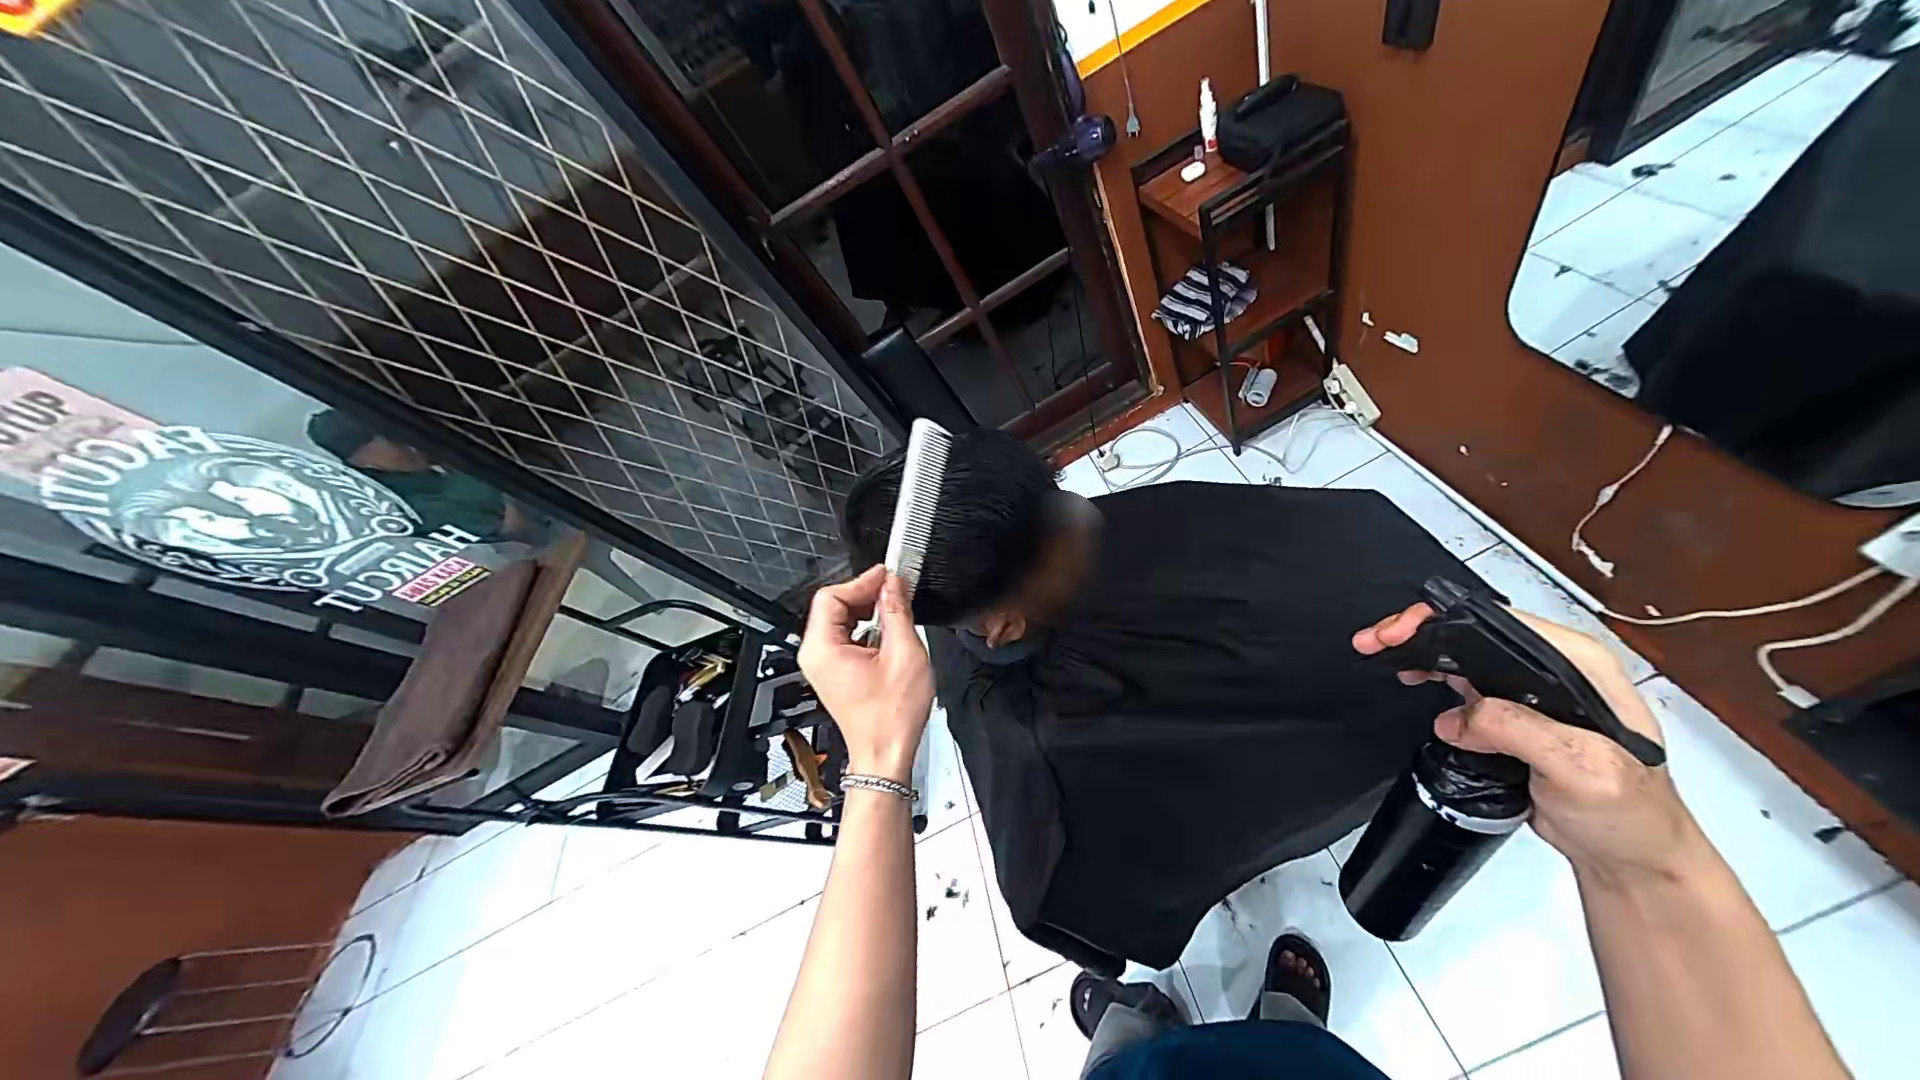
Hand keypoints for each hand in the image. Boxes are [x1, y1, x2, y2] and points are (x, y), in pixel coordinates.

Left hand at [798, 565, 934, 784]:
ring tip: (896, 609)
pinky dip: (866, 627)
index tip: (887, 576)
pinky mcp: (835, 672)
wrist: (886, 755)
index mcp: (823, 649)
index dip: (862, 581)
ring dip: (867, 610)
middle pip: (833, 605)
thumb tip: (893, 585)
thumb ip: (897, 611)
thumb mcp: (904, 654)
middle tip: (894, 590)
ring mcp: (824, 665)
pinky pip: (845, 636)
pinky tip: (889, 631)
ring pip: (840, 620)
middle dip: (865, 594)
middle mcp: (816, 655)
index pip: (832, 596)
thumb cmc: (890, 718)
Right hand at [1355, 603, 1708, 888]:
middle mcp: (1554, 668)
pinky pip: (1460, 682)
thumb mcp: (1586, 770)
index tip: (1400, 633)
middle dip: (1417, 630)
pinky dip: (1427, 675)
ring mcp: (1530, 689)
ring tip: (1378, 653)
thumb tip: (1460, 715)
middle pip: (1471, 631)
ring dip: (1417, 650)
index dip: (1441, 621)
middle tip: (1375, 641)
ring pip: (1461, 653)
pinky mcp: (1510, 711)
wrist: (1628, 857)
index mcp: (1579, 665)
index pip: (1497, 622)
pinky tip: (1407, 677)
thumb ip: (1521, 730)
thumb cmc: (1630, 815)